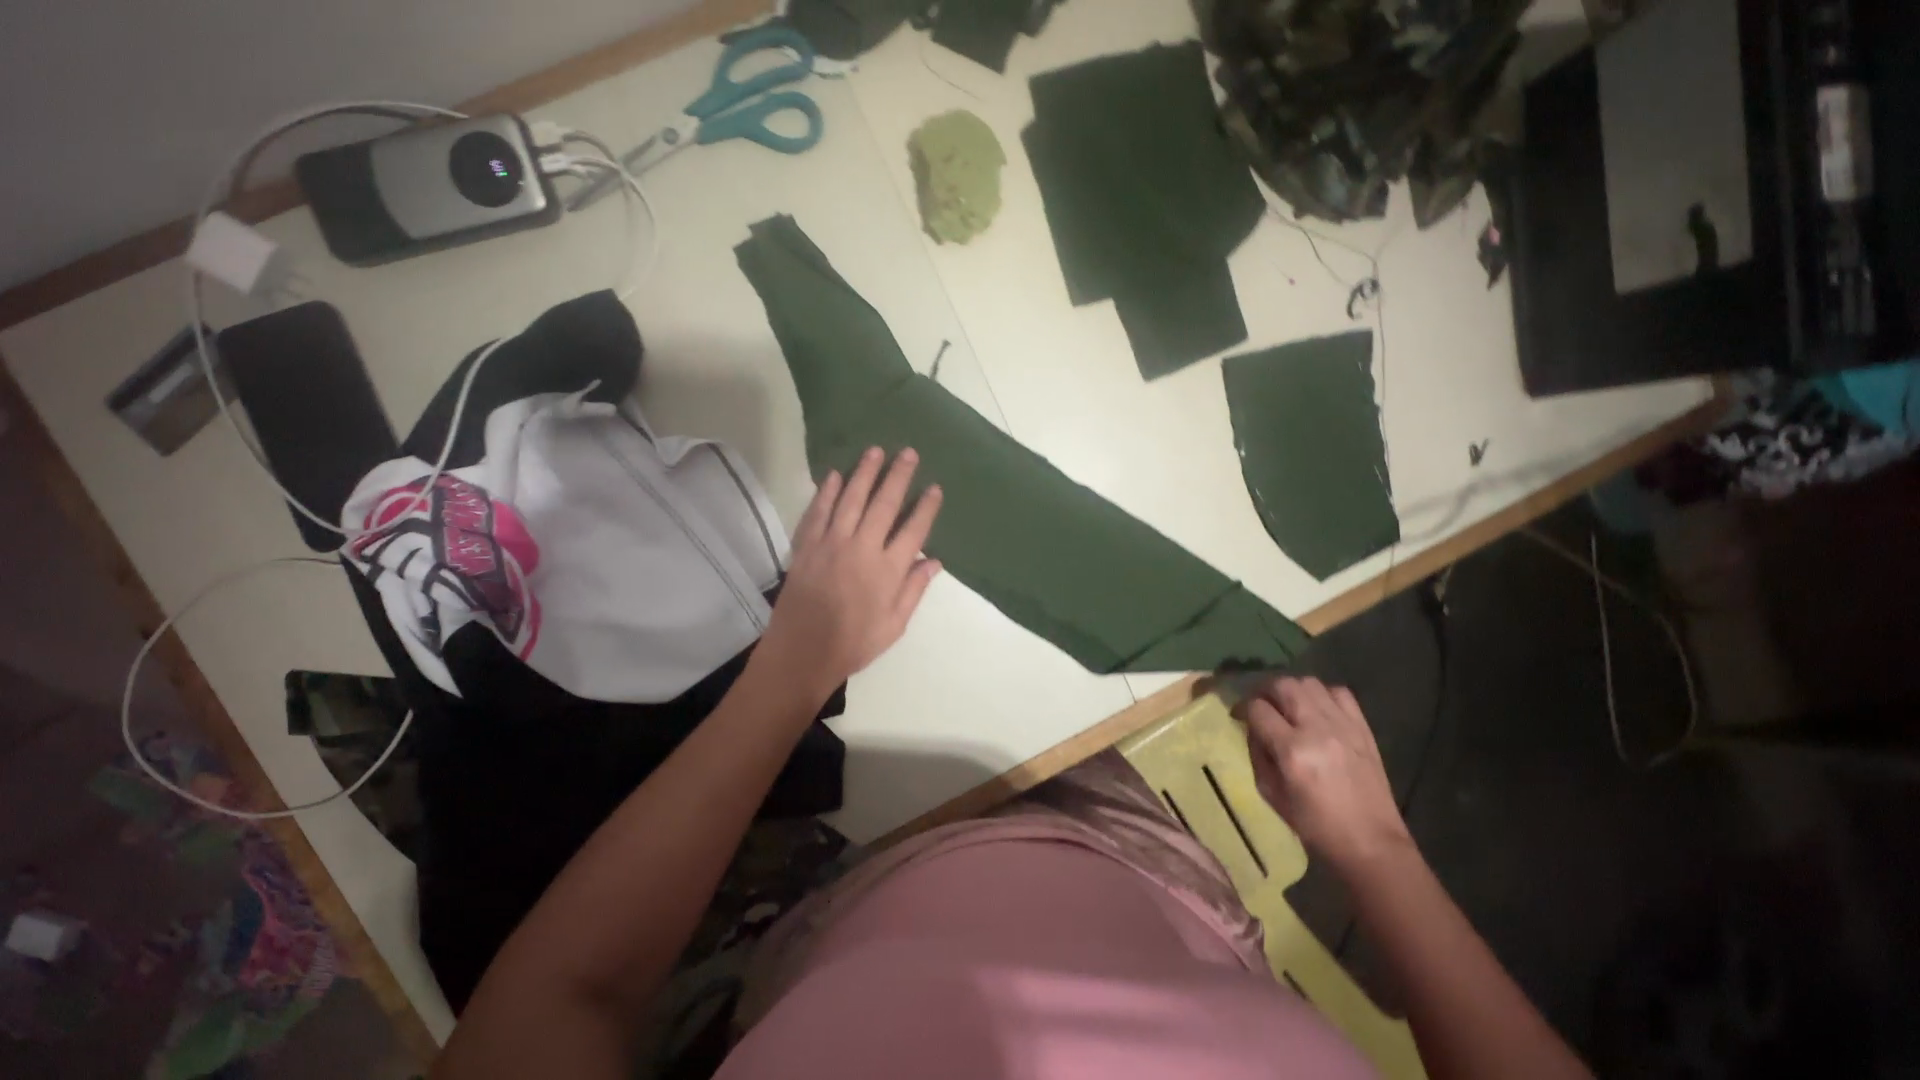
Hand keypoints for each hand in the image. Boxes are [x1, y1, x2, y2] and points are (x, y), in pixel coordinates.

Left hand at [758, 447, 942, 695]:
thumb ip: (913, 590)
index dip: (926, 507)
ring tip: (875, 451)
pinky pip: (818, 512)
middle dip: (898, 476)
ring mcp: (831, 544)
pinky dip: (827, 492)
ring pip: (851, 499)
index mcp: (888, 570)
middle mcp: (862, 549)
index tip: (935, 488)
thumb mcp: (894, 625)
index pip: (914, 530)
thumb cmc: (853, 644)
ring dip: (864, 473)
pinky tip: (836, 475)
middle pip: (884, 504)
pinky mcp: (807, 546)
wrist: (802, 652)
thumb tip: (933, 561)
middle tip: (908, 453)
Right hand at [1237, 676, 1412, 872]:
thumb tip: (1253, 729)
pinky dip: (1322, 694)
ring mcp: (1344, 725)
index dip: (1242, 708)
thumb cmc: (1315, 825)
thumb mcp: (1272, 795)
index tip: (1238, 715)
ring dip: (1292, 689)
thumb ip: (1258, 755)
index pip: (1258, 709)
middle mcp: (1318, 729)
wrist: (1370, 841)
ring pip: (1310, 682)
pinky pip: (1339, 692)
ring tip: (1287, 705)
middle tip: (1259, 705)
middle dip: (1264, 690)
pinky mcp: (1363, 727)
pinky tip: (1317, 710)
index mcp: (1292, 751)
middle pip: (1283, 685)